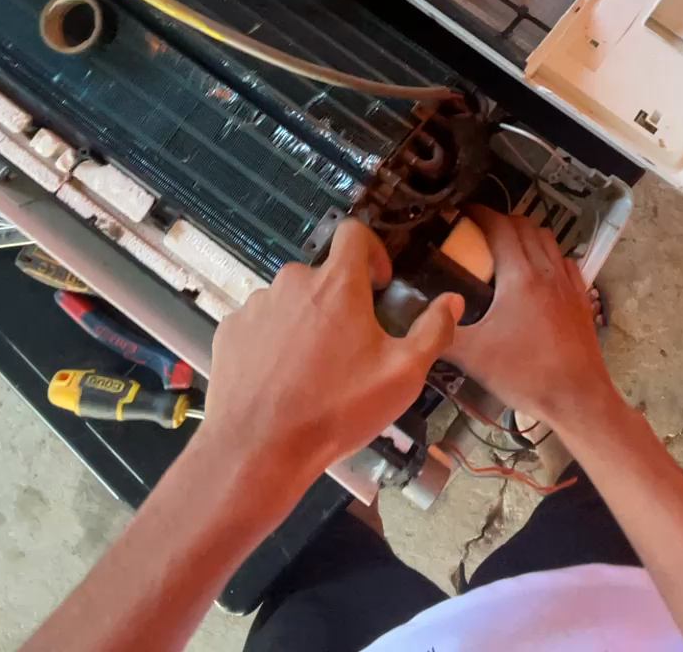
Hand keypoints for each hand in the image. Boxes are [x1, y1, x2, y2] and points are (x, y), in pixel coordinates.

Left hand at [201, 219, 462, 481]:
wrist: (257, 450)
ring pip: (291, 299)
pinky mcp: (230, 329)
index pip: (354, 233)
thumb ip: (433, 331)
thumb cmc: (336, 409)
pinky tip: (281, 376)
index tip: (379, 284)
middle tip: (350, 345)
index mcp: (337, 283)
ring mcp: (257, 303)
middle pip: (324, 275)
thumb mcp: (402, 376)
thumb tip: (452, 302)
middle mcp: (293, 281)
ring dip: (306, 319)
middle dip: (340, 300)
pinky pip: (261, 321)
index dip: (372, 250)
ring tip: (313, 367)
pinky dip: (274, 338)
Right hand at [447, 206, 617, 427]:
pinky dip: (548, 256)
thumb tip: (418, 321)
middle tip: (480, 230)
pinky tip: (539, 274)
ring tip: (507, 247)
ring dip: (526, 234)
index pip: (500, 227)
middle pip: (525, 226)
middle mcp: (547, 270)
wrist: (578, 399)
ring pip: (548, 240)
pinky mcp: (582, 299)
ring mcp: (569, 283)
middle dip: (501, 220)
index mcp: (520, 275)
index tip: (463, 212)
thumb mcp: (473, 356)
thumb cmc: (525, 374)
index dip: (480, 213)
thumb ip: (442, 334)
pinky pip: (564, 262)